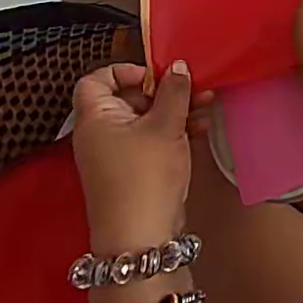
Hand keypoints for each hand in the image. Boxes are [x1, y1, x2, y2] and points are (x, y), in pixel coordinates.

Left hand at [70, 61, 215, 252]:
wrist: (140, 237)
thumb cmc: (146, 174)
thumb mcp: (166, 126)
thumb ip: (174, 91)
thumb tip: (178, 66)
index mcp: (96, 117)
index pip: (96, 79)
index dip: (125, 71)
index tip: (156, 76)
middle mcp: (100, 132)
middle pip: (128, 96)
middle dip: (163, 90)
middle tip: (193, 89)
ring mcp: (117, 151)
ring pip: (145, 117)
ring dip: (175, 108)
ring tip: (206, 105)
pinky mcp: (133, 167)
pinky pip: (151, 136)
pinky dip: (173, 128)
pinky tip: (200, 126)